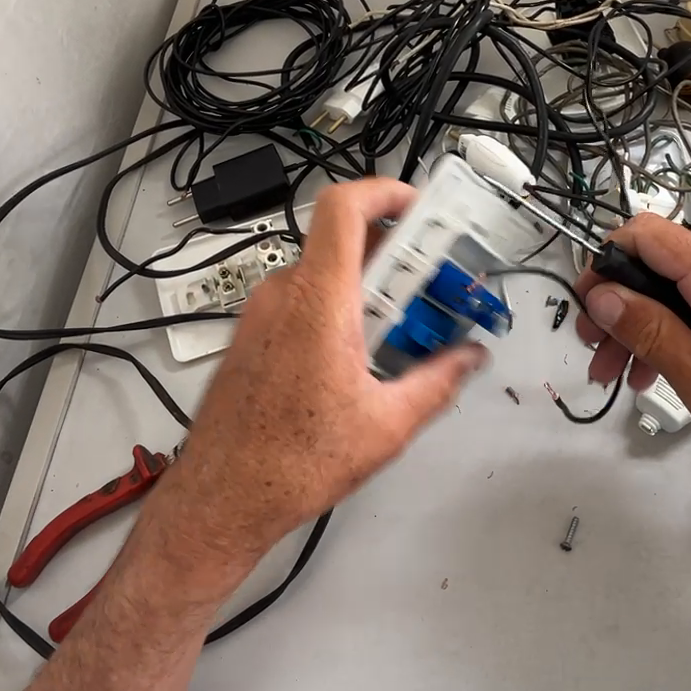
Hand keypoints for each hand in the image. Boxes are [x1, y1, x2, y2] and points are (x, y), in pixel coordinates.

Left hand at [141, 178, 488, 586]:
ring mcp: (264, 312)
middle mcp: (285, 295)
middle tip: (432, 290)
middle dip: (398, 259)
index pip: (344, 208)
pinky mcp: (254, 332)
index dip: (385, 192)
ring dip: (371, 289)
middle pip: (347, 243)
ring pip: (328, 273)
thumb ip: (438, 381)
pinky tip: (361, 356)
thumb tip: (468, 359)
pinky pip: (305, 298)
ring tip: (402, 333)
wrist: (221, 497)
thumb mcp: (386, 424)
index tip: (419, 208)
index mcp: (320, 303)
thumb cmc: (289, 463)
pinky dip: (341, 309)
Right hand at [573, 214, 690, 488]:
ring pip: (676, 289)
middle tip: (593, 351)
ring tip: (617, 375)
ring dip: (641, 325)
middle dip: (617, 304)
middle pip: (657, 263)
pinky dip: (673, 332)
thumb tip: (601, 294)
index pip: (646, 233)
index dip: (605, 261)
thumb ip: (649, 330)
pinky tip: (655, 373)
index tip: (585, 307)